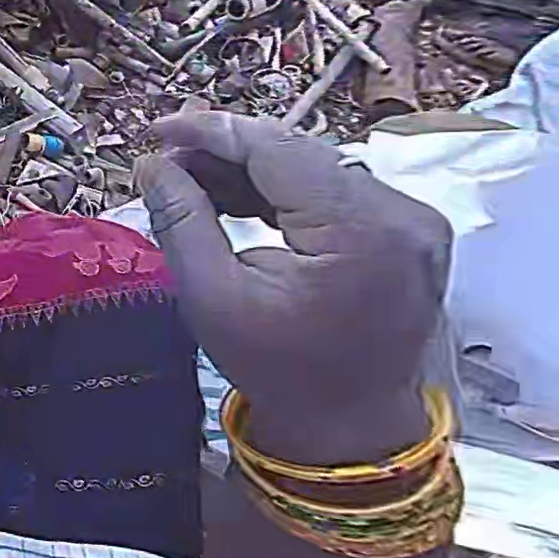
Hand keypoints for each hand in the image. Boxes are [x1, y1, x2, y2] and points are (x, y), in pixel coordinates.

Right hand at [137, 112, 451, 462]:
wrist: (348, 427)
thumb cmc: (276, 368)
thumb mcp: (210, 295)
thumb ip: (179, 219)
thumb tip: (150, 164)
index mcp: (362, 231)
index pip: (275, 148)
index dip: (208, 131)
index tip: (154, 130)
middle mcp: (400, 213)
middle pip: (293, 152)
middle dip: (221, 150)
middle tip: (162, 161)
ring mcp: (408, 219)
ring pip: (306, 165)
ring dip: (242, 168)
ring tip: (185, 180)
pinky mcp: (401, 229)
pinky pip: (324, 188)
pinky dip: (272, 188)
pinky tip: (226, 194)